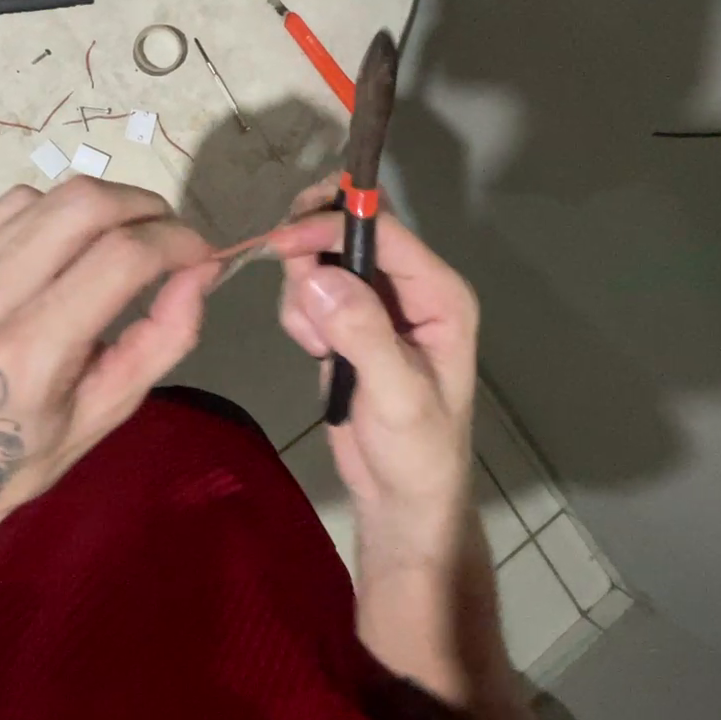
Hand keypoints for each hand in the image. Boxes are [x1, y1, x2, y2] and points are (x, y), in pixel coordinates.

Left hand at [0, 177, 219, 548]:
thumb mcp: (111, 410)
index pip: (119, 259)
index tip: (202, 254)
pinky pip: (19, 203)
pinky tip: (72, 245)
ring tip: (125, 242)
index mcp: (29, 354)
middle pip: (83, 205)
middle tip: (170, 237)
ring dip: (106, 207)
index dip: (175, 242)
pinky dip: (62, 211)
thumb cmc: (30, 450)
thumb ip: (165, 336)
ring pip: (52, 195)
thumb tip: (201, 267)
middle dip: (145, 207)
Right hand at [269, 182, 479, 578]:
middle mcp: (406, 285)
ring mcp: (373, 299)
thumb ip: (363, 333)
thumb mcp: (398, 396)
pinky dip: (298, 313)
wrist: (399, 496)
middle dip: (312, 239)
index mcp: (437, 293)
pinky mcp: (345, 317)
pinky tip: (317, 353)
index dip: (332, 225)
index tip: (283, 243)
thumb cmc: (416, 451)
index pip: (383, 231)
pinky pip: (307, 288)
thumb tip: (318, 277)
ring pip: (320, 255)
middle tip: (288, 268)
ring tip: (319, 345)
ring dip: (302, 289)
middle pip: (352, 224)